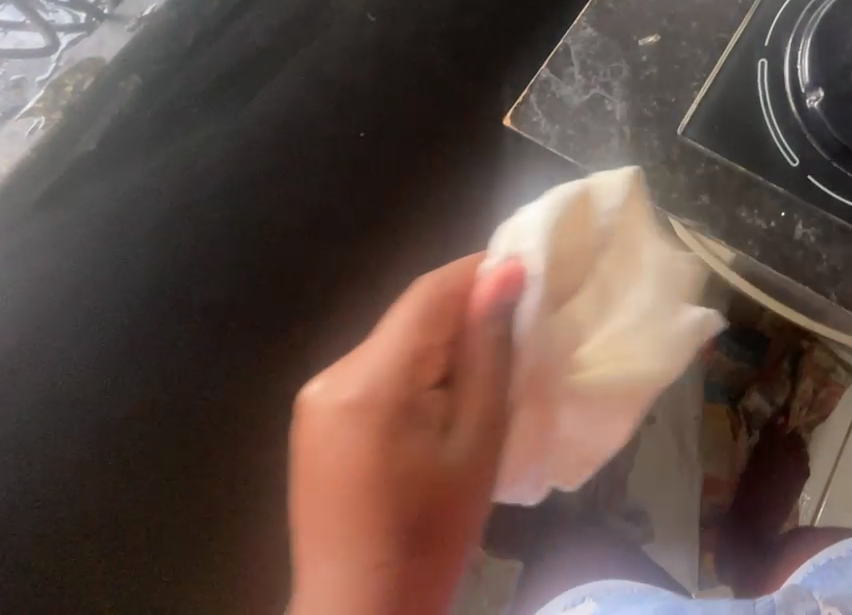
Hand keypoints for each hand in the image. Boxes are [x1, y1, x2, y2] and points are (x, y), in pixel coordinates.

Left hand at [289, 253, 525, 614]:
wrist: (362, 613)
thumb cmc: (435, 529)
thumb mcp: (479, 434)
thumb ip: (489, 347)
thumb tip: (505, 270)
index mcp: (371, 379)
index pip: (432, 291)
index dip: (483, 272)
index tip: (533, 276)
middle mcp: (334, 375)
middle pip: (414, 316)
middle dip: (469, 314)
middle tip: (524, 331)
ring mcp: (318, 399)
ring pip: (400, 341)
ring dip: (447, 343)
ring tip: (493, 369)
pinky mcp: (318, 420)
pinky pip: (381, 369)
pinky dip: (421, 369)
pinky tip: (448, 400)